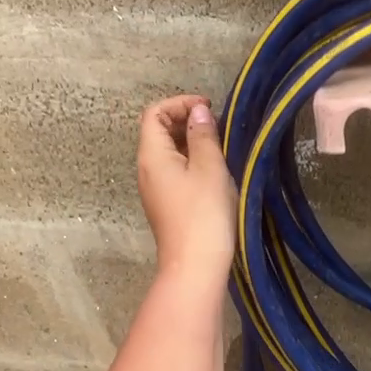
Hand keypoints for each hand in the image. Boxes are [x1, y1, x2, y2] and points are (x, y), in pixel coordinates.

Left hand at [136, 95, 236, 286]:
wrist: (194, 266)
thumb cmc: (203, 214)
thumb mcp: (209, 168)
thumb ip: (203, 136)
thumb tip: (199, 112)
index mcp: (152, 155)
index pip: (154, 113)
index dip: (180, 103)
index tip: (209, 109)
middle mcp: (148, 169)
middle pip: (159, 131)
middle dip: (187, 121)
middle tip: (219, 126)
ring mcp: (156, 189)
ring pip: (169, 152)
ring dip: (193, 142)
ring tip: (222, 146)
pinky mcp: (168, 204)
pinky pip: (176, 171)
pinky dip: (193, 161)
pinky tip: (216, 171)